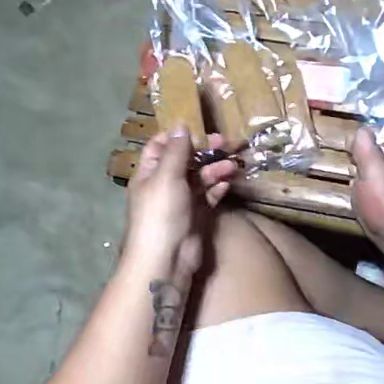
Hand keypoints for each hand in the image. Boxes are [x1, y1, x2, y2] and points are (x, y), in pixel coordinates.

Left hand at [122, 128, 238, 280]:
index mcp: (150, 173)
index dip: (177, 136)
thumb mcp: (166, 176)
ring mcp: (182, 201)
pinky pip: (209, 196)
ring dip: (216, 169)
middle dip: (204, 150)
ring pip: (201, 178)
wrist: (167, 258)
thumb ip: (176, 151)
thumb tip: (181, 124)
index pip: (160, 146)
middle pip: (186, 160)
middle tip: (225, 142)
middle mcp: (165, 184)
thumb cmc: (161, 213)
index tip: (198, 128)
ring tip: (233, 165)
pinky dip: (218, 188)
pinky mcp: (197, 216)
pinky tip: (229, 182)